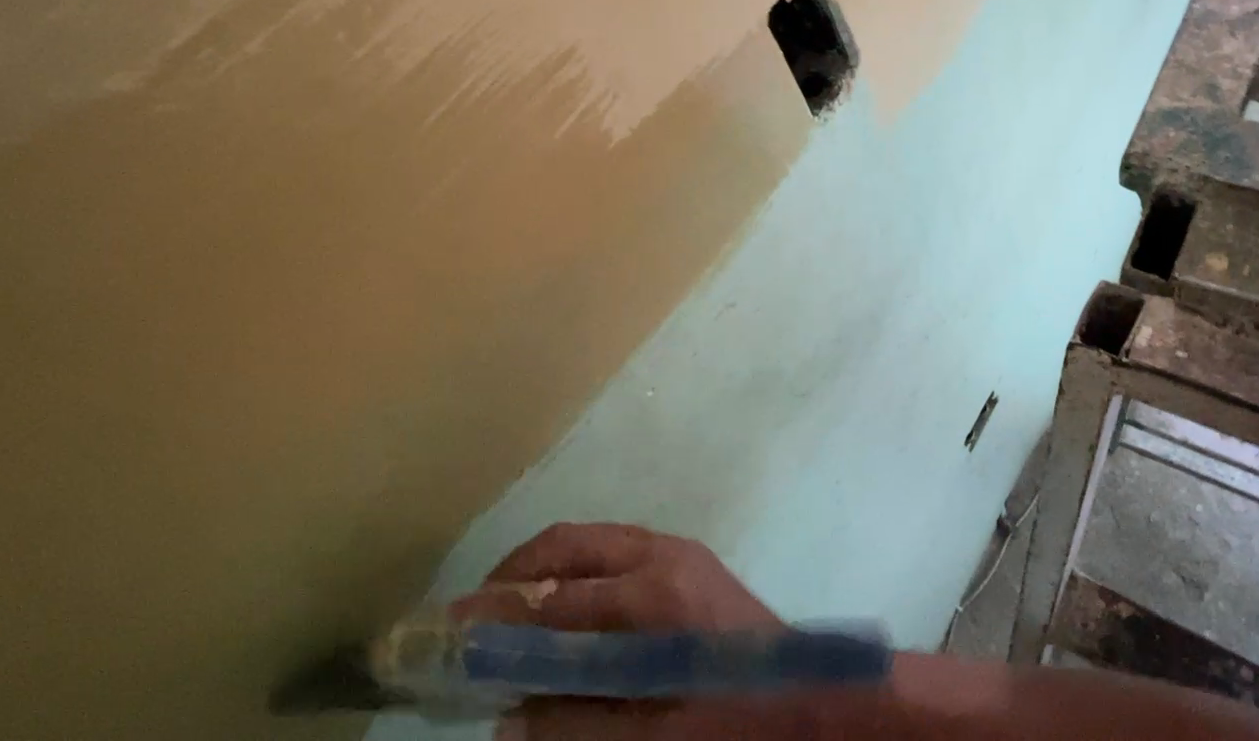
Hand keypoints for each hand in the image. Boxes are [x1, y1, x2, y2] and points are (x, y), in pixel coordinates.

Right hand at [456, 523, 797, 740]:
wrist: (808, 696)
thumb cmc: (733, 721)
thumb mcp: (652, 739)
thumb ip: (577, 725)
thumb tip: (505, 719)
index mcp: (653, 597)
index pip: (553, 597)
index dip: (495, 615)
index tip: (450, 630)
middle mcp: (662, 555)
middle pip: (566, 546)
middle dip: (512, 574)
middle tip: (473, 614)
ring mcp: (677, 548)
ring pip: (589, 538)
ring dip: (543, 566)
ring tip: (507, 607)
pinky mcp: (686, 555)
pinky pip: (614, 546)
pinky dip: (576, 566)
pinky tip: (560, 604)